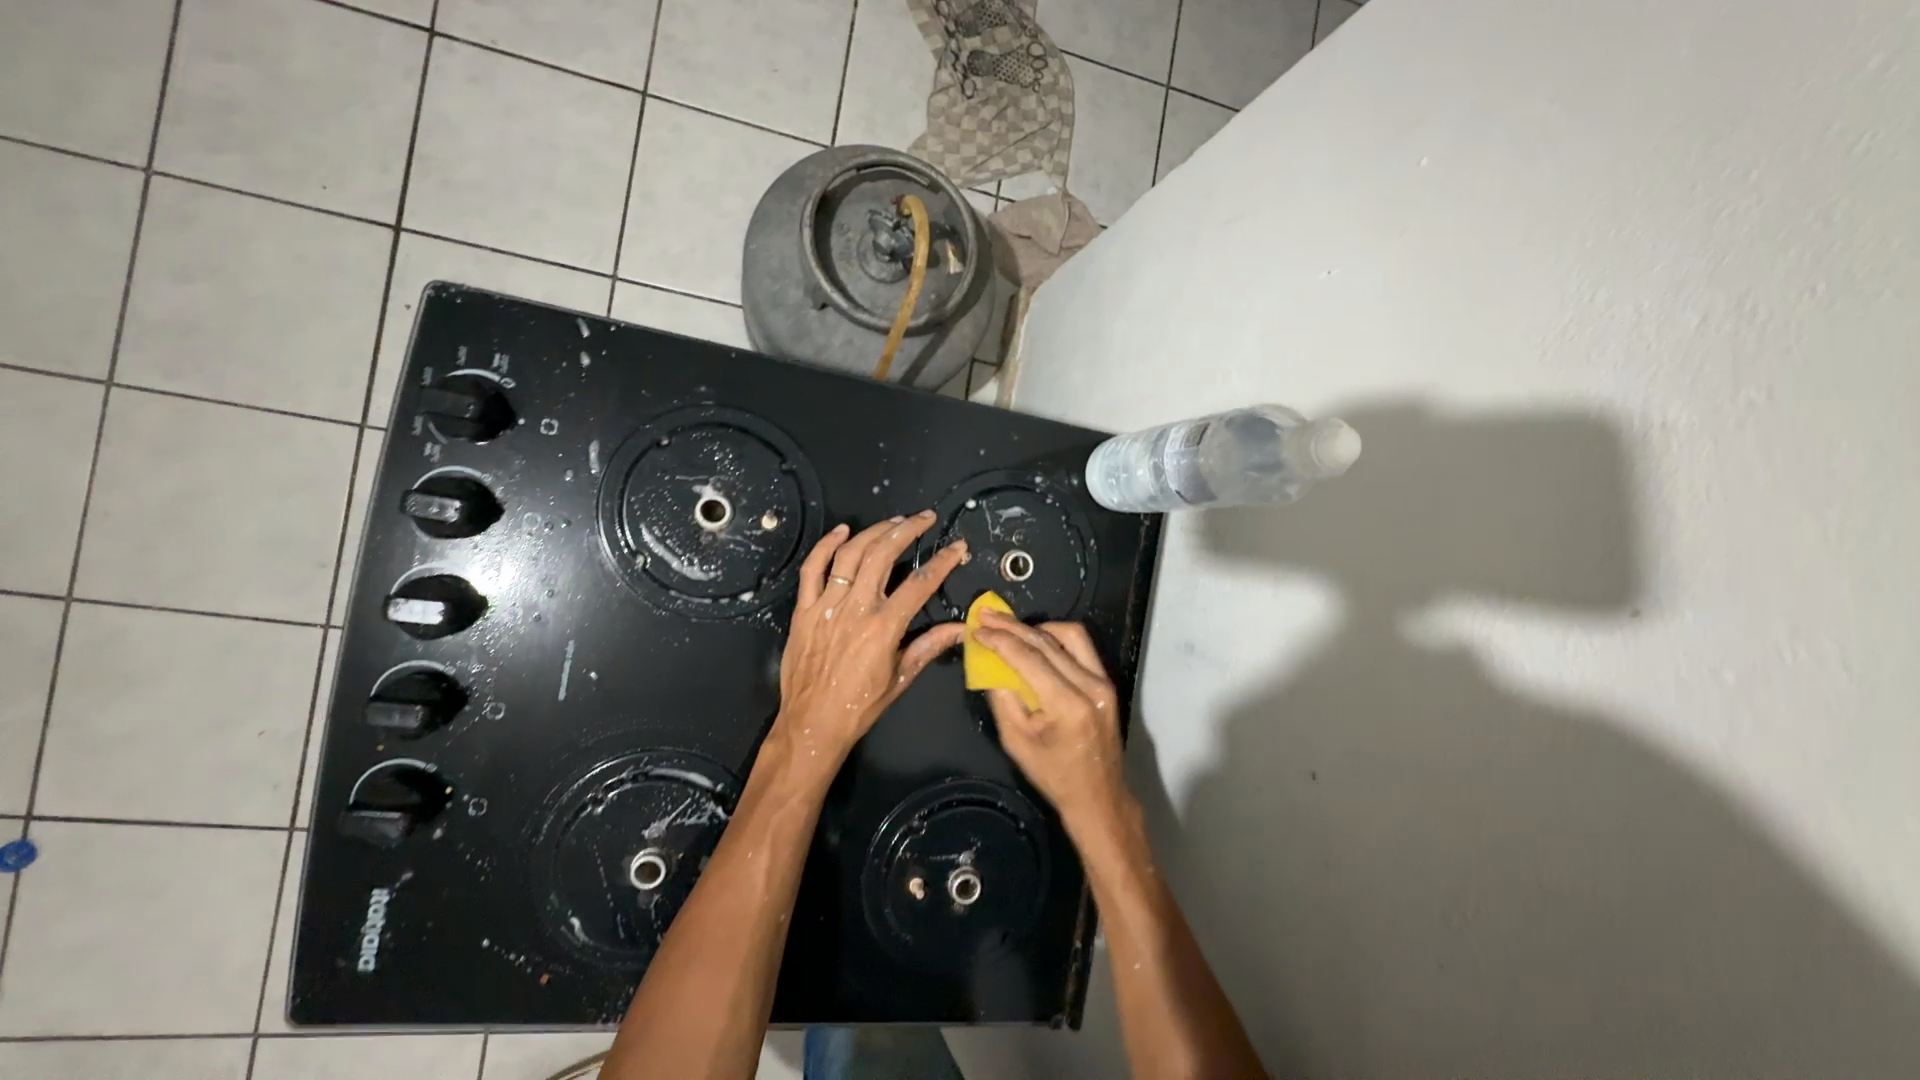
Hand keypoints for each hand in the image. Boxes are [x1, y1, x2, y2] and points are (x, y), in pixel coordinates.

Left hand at [773, 511, 968, 775]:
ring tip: (893, 521)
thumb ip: (929, 646)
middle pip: (883, 555)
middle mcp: (855, 609)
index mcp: (883, 628)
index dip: (942, 562)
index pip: (919, 584)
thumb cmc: (859, 706)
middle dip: (907, 530)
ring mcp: (826, 606)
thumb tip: (961, 628)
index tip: (956, 548)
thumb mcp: (900, 678)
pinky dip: (826, 545)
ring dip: (874, 532)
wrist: (812, 723)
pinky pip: (812, 568)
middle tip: (924, 518)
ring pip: (850, 554)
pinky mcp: (803, 609)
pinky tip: (842, 531)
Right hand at [971, 612, 1129, 828]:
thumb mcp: (1016, 741)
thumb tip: (987, 662)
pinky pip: (1081, 647)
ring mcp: (1102, 682)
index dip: (1000, 640)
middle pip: (1047, 642)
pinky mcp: (1106, 682)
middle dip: (1013, 627)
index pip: (1029, 658)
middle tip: (986, 616)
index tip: (976, 629)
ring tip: (1009, 627)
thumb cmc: (1053, 775)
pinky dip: (1056, 638)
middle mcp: (1090, 686)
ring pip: (1069, 636)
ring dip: (1037, 627)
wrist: (1098, 795)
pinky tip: (1035, 640)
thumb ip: (1002, 697)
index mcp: (1067, 704)